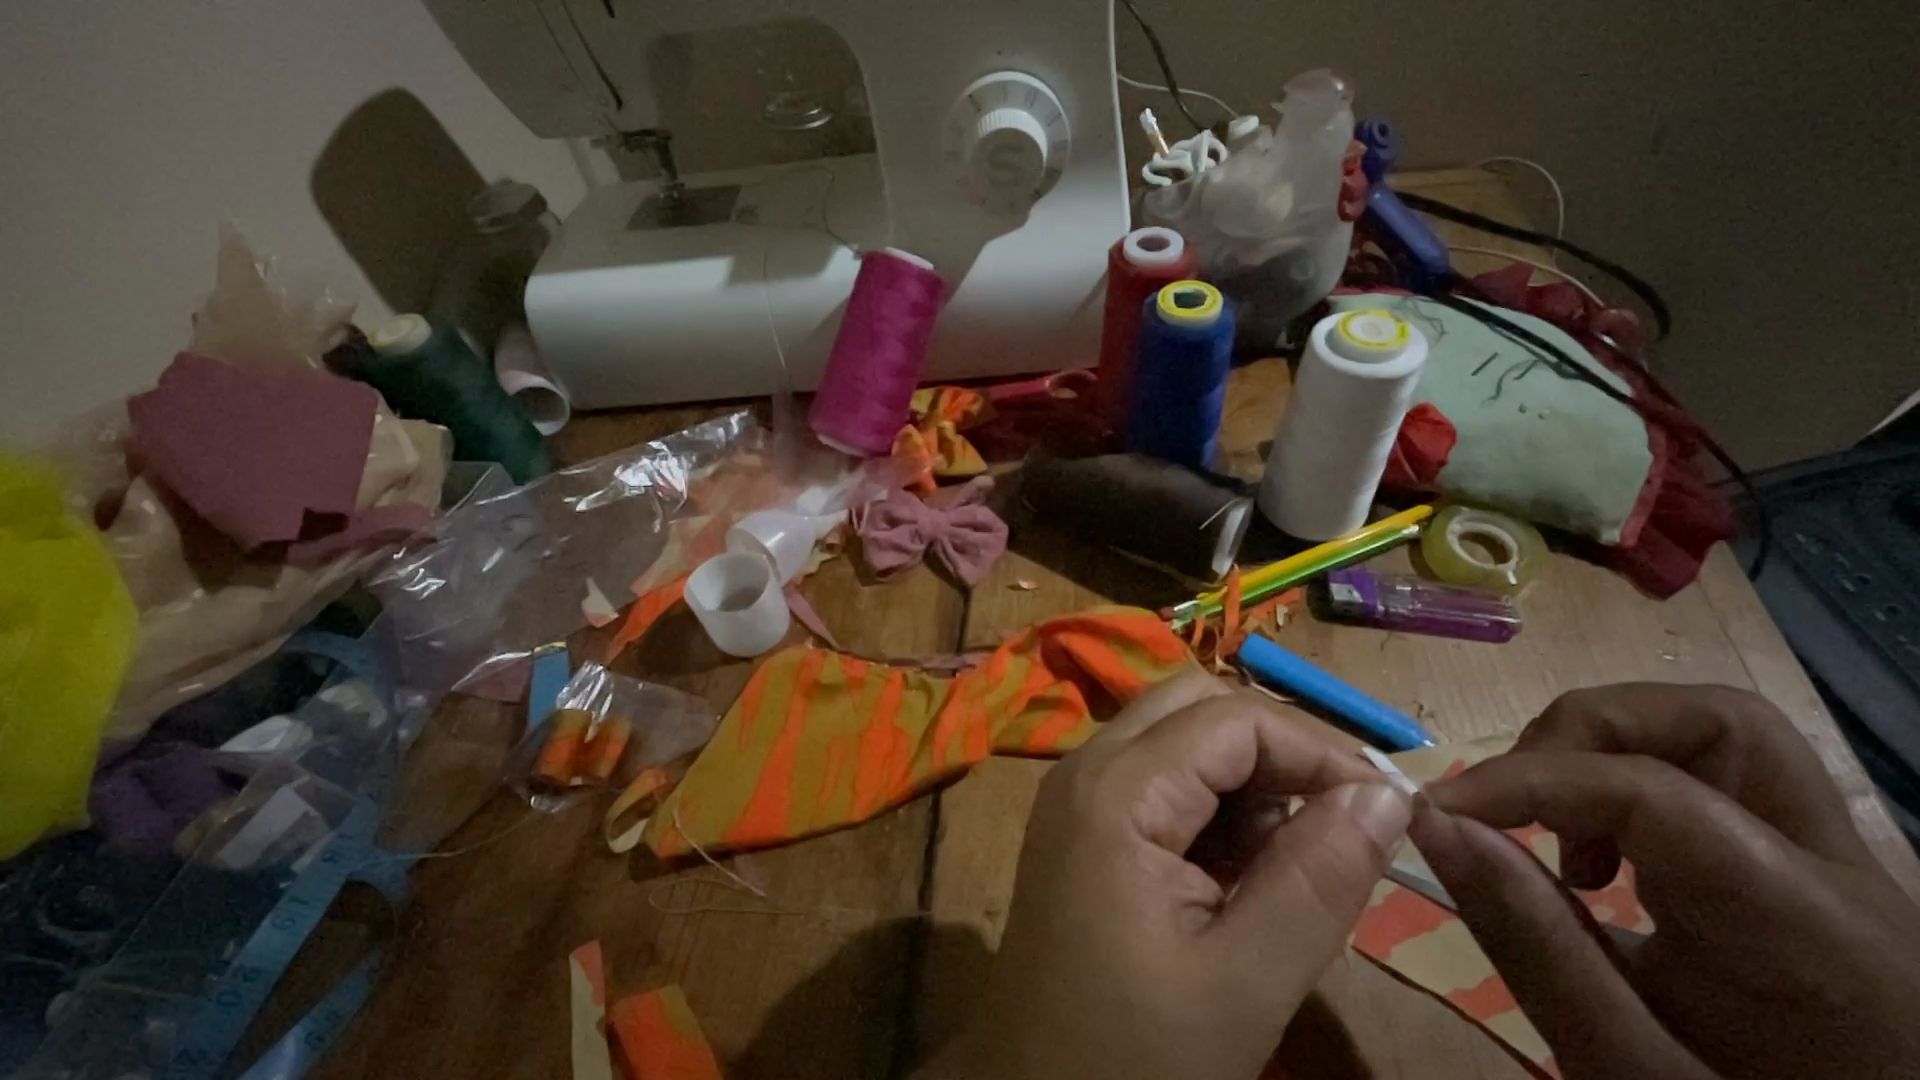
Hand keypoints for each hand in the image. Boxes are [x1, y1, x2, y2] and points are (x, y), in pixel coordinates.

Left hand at [923, 674, 1412, 1079]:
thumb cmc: (1131, 1054)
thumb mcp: (1242, 984)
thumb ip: (1316, 879)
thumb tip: (1387, 793)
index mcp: (1115, 791)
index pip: (1234, 717)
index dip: (1319, 750)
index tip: (1387, 811)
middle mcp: (1088, 767)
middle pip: (1200, 707)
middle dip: (1281, 751)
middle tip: (1340, 825)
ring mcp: (1080, 792)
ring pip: (1183, 737)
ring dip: (1250, 780)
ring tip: (1290, 866)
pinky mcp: (1086, 823)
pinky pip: (1163, 778)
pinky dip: (1217, 807)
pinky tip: (1241, 877)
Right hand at [1412, 683, 1919, 1079]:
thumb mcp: (1626, 1070)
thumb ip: (1532, 943)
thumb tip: (1433, 823)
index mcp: (1803, 929)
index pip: (1650, 789)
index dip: (1523, 780)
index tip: (1433, 811)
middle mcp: (1838, 874)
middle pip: (1714, 719)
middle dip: (1586, 732)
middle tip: (1518, 804)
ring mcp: (1831, 869)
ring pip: (1714, 734)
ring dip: (1605, 755)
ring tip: (1556, 840)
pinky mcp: (1798, 877)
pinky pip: (1709, 780)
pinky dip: (1625, 789)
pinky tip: (1594, 865)